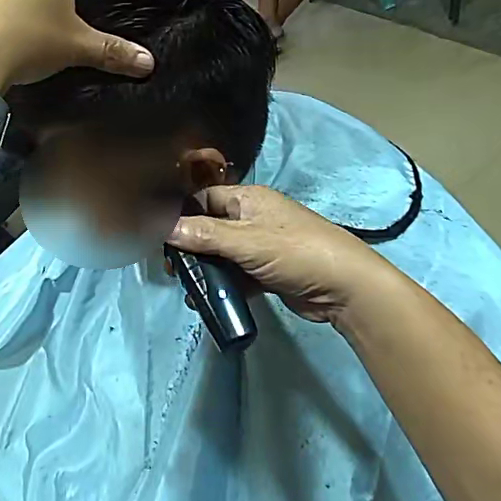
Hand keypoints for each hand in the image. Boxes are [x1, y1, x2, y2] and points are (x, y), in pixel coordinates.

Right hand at [167, 186, 401, 323]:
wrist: (343, 285)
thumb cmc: (295, 252)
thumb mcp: (247, 241)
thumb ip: (205, 235)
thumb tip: (165, 228)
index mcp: (248, 199)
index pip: (204, 199)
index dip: (180, 215)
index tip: (157, 237)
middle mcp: (252, 218)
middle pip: (210, 228)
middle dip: (190, 248)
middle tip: (171, 271)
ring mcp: (261, 246)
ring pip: (222, 255)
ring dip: (206, 270)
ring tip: (187, 288)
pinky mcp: (267, 272)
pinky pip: (237, 275)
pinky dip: (223, 285)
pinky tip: (207, 300)